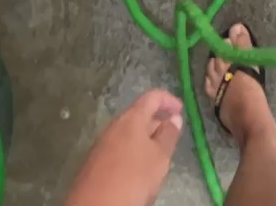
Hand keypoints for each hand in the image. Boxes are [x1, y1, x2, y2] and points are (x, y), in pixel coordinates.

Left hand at [63, 89, 183, 205]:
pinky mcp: (95, 163)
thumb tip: (174, 118)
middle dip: (157, 122)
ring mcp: (102, 144)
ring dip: (144, 139)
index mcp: (131, 118)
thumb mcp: (159, 158)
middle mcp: (114, 126)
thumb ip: (168, 135)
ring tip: (157, 156)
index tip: (181, 109)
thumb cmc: (132, 178)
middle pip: (138, 115)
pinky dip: (132, 152)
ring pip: (128, 133)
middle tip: (171, 136)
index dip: (168, 100)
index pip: (152, 97)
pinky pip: (119, 148)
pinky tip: (137, 170)